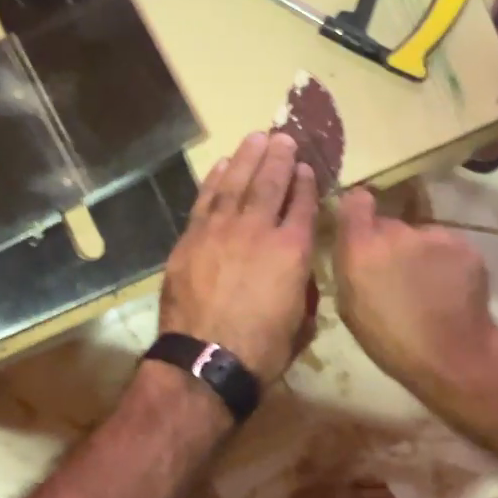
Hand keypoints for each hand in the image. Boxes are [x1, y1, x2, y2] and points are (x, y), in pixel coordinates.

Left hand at [161, 131, 318, 383]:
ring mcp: (221, 230)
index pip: (303, 205)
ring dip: (248, 157)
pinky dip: (216, 179)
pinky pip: (206, 199)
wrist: (206, 360)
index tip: (306, 167)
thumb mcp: (300, 323)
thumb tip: (296, 275)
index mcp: (293, 251)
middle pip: (270, 184)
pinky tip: (223, 164)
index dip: (306, 183)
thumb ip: (303, 290)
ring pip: (236, 183)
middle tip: (284, 138)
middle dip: (279, 158)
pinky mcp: (191, 238)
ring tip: (256, 137)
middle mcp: (259, 230)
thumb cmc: (262, 350)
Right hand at [332, 187, 497, 395]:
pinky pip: (449, 247)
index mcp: (361, 249)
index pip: (356, 202)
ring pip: (422, 236)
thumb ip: (351, 267)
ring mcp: (434, 236)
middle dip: (391, 243)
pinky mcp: (464, 245)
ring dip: (421, 253)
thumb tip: (353, 247)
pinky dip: (448, 262)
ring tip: (428, 287)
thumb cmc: (391, 342)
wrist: (451, 356)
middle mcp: (396, 232)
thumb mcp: (351, 308)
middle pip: (391, 225)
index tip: (362, 224)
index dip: (360, 211)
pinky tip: (450, 289)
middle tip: (398, 274)